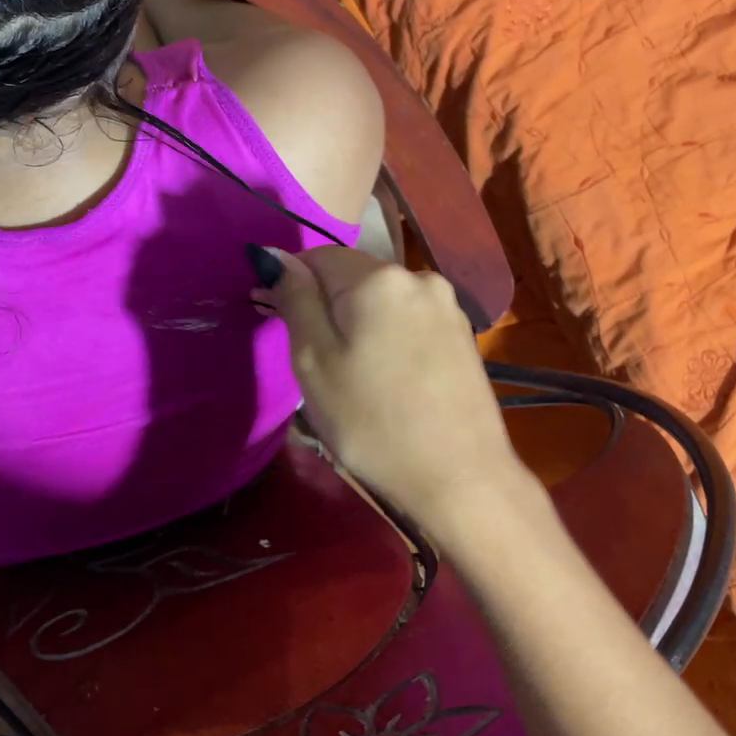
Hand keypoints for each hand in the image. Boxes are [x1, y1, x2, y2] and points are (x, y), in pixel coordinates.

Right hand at [254, 247, 526, 530]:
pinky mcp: (460, 334)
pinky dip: (380, 334)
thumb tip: (275, 257)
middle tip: (306, 355)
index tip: (274, 321)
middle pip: (348, 275)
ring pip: (376, 298)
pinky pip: (403, 318)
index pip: (315, 257)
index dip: (288, 284)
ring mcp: (446, 306)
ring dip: (351, 320)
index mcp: (377, 278)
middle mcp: (417, 278)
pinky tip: (378, 374)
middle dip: (321, 302)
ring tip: (343, 370)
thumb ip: (295, 299)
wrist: (459, 479)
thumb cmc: (370, 419)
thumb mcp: (312, 358)